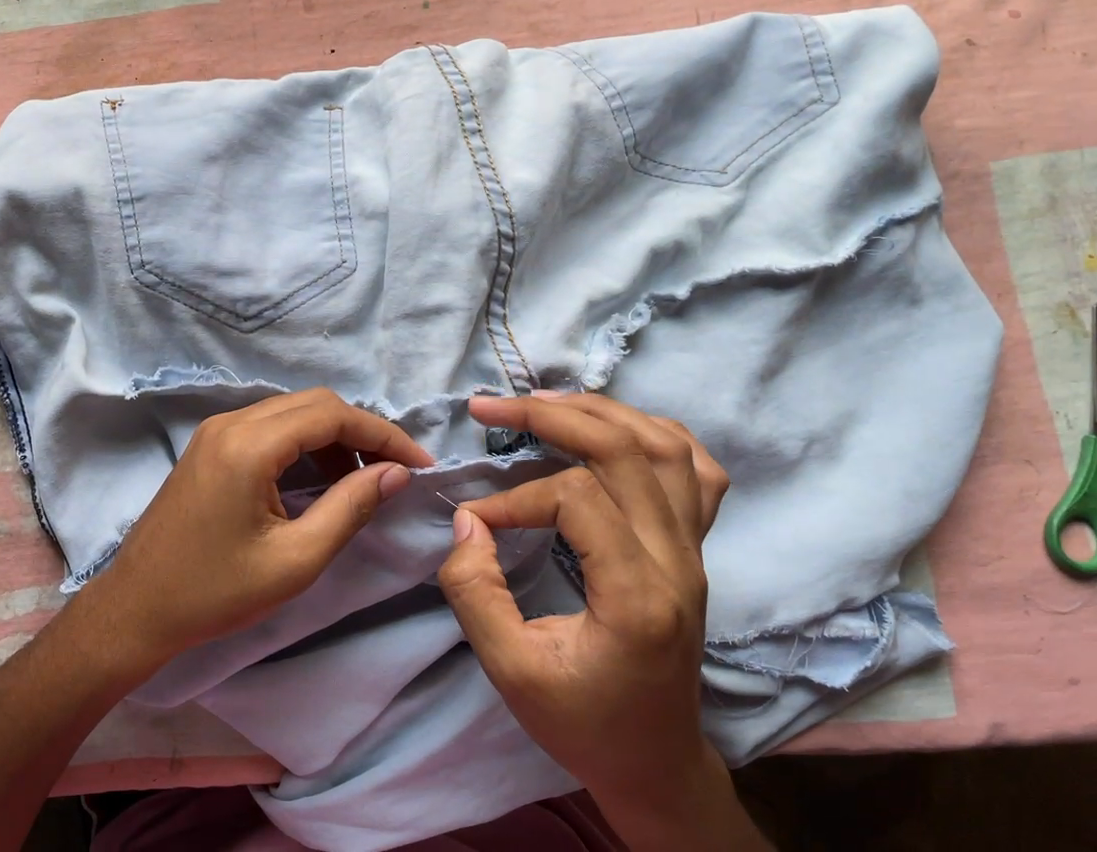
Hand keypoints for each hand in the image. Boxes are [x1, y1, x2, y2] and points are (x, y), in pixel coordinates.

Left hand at [83, 388, 433, 667]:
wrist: (139, 606)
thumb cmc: (216, 591)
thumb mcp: (295, 558)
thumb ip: (350, 508)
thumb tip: (396, 472)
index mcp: (247, 445)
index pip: (331, 414)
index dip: (383, 435)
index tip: (421, 464)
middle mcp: (228, 423)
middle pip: (311, 404)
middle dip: (360, 433)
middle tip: (394, 474)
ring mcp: (213, 433)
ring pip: (289, 413)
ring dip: (331, 438)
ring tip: (361, 483)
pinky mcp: (207, 448)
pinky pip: (266, 429)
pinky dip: (301, 445)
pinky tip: (320, 481)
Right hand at [437, 393, 740, 841]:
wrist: (654, 761)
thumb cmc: (581, 722)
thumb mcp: (508, 669)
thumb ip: (476, 591)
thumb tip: (468, 522)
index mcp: (638, 596)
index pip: (577, 499)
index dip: (514, 497)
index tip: (473, 521)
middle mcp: (681, 563)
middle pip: (627, 451)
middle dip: (551, 416)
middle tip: (490, 407)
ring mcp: (697, 554)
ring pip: (668, 447)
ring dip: (602, 413)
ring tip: (543, 402)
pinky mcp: (696, 552)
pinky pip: (697, 471)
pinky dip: (655, 435)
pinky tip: (612, 429)